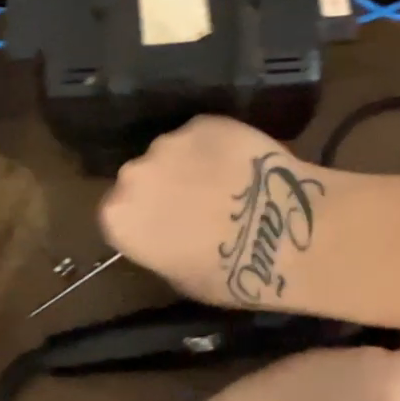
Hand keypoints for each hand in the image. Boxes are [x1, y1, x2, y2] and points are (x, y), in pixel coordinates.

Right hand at [99, 115, 325, 310]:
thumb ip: (155, 248)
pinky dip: (215, 149)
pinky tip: (241, 166)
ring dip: (188, 167)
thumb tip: (161, 236)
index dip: (141, 221)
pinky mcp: (203, 122)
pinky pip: (201, 136)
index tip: (163, 229)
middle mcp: (133, 174)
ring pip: (171, 154)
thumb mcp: (178, 278)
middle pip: (140, 179)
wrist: (283, 234)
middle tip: (195, 206)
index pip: (116, 215)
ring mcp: (168, 142)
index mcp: (118, 217)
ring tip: (224, 185)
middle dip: (161, 189)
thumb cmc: (231, 274)